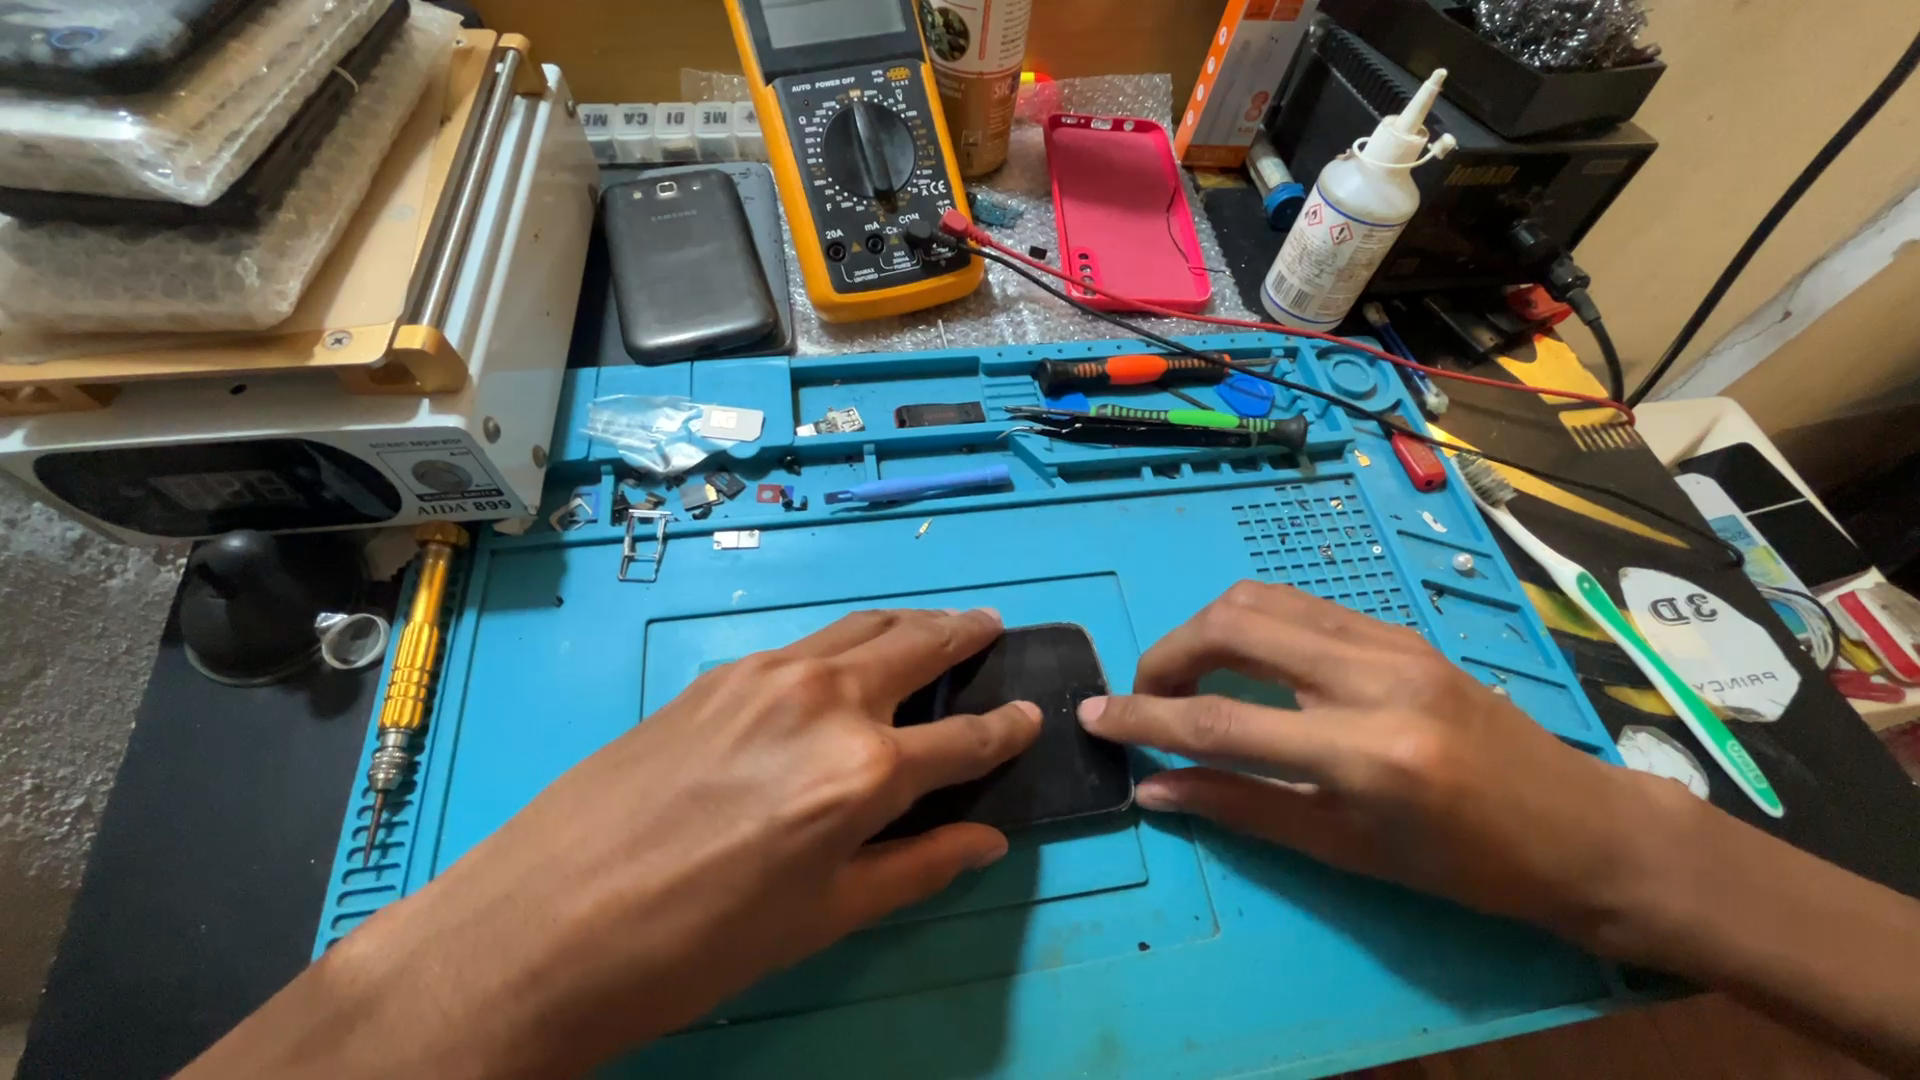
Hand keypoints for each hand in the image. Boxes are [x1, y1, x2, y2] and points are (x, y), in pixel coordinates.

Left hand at [262, 608, 1039, 1078]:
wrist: (543, 926)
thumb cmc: (699, 946)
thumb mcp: (825, 918)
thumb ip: (919, 866)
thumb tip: (989, 838)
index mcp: (863, 771)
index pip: (964, 739)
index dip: (1007, 728)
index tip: (1033, 714)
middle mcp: (825, 699)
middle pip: (918, 645)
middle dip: (965, 634)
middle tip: (990, 628)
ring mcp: (766, 674)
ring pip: (861, 628)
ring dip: (908, 625)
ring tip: (934, 629)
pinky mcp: (719, 672)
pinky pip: (807, 644)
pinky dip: (847, 642)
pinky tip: (846, 664)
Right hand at [1077, 581, 1696, 946]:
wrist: (1583, 828)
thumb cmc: (1467, 864)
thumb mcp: (1345, 851)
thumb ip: (1240, 808)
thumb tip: (1153, 789)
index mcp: (1366, 753)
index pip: (1221, 723)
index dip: (1144, 719)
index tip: (1093, 716)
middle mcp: (1373, 677)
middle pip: (1231, 626)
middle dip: (1167, 655)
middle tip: (1148, 698)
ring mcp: (1388, 641)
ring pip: (1260, 598)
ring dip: (1202, 631)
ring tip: (1188, 678)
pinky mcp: (1396, 629)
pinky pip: (1297, 604)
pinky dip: (1247, 624)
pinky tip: (1243, 662)